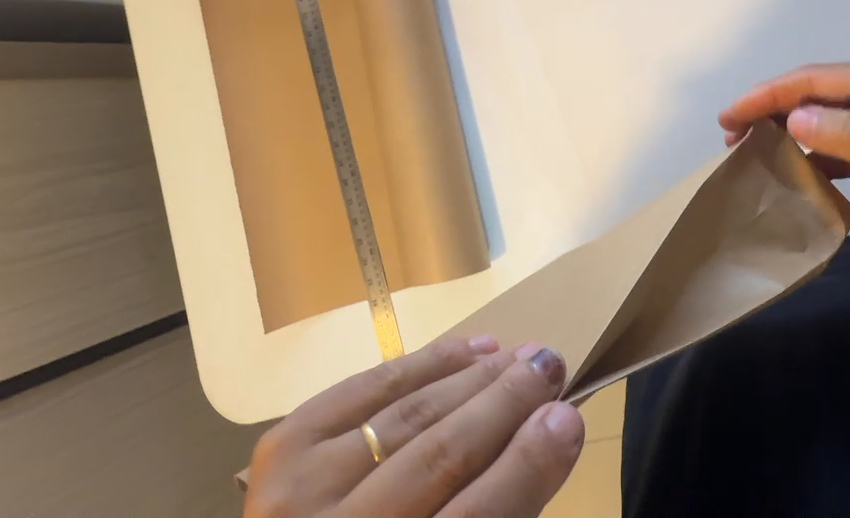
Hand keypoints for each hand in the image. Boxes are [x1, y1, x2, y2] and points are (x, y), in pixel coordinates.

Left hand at [244, 337, 582, 517]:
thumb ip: (501, 504)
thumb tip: (554, 426)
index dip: (526, 465)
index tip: (569, 415)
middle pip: (437, 459)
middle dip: (505, 404)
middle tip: (551, 364)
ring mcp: (295, 496)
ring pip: (405, 419)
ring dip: (471, 377)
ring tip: (519, 353)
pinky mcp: (280, 451)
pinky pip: (365, 389)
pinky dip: (422, 364)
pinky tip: (467, 348)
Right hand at [719, 62, 849, 242]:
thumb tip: (793, 118)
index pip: (813, 80)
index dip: (768, 94)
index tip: (731, 116)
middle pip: (811, 94)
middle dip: (769, 110)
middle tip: (731, 137)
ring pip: (820, 117)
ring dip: (785, 131)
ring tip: (750, 151)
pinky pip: (835, 142)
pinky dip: (810, 153)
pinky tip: (792, 170)